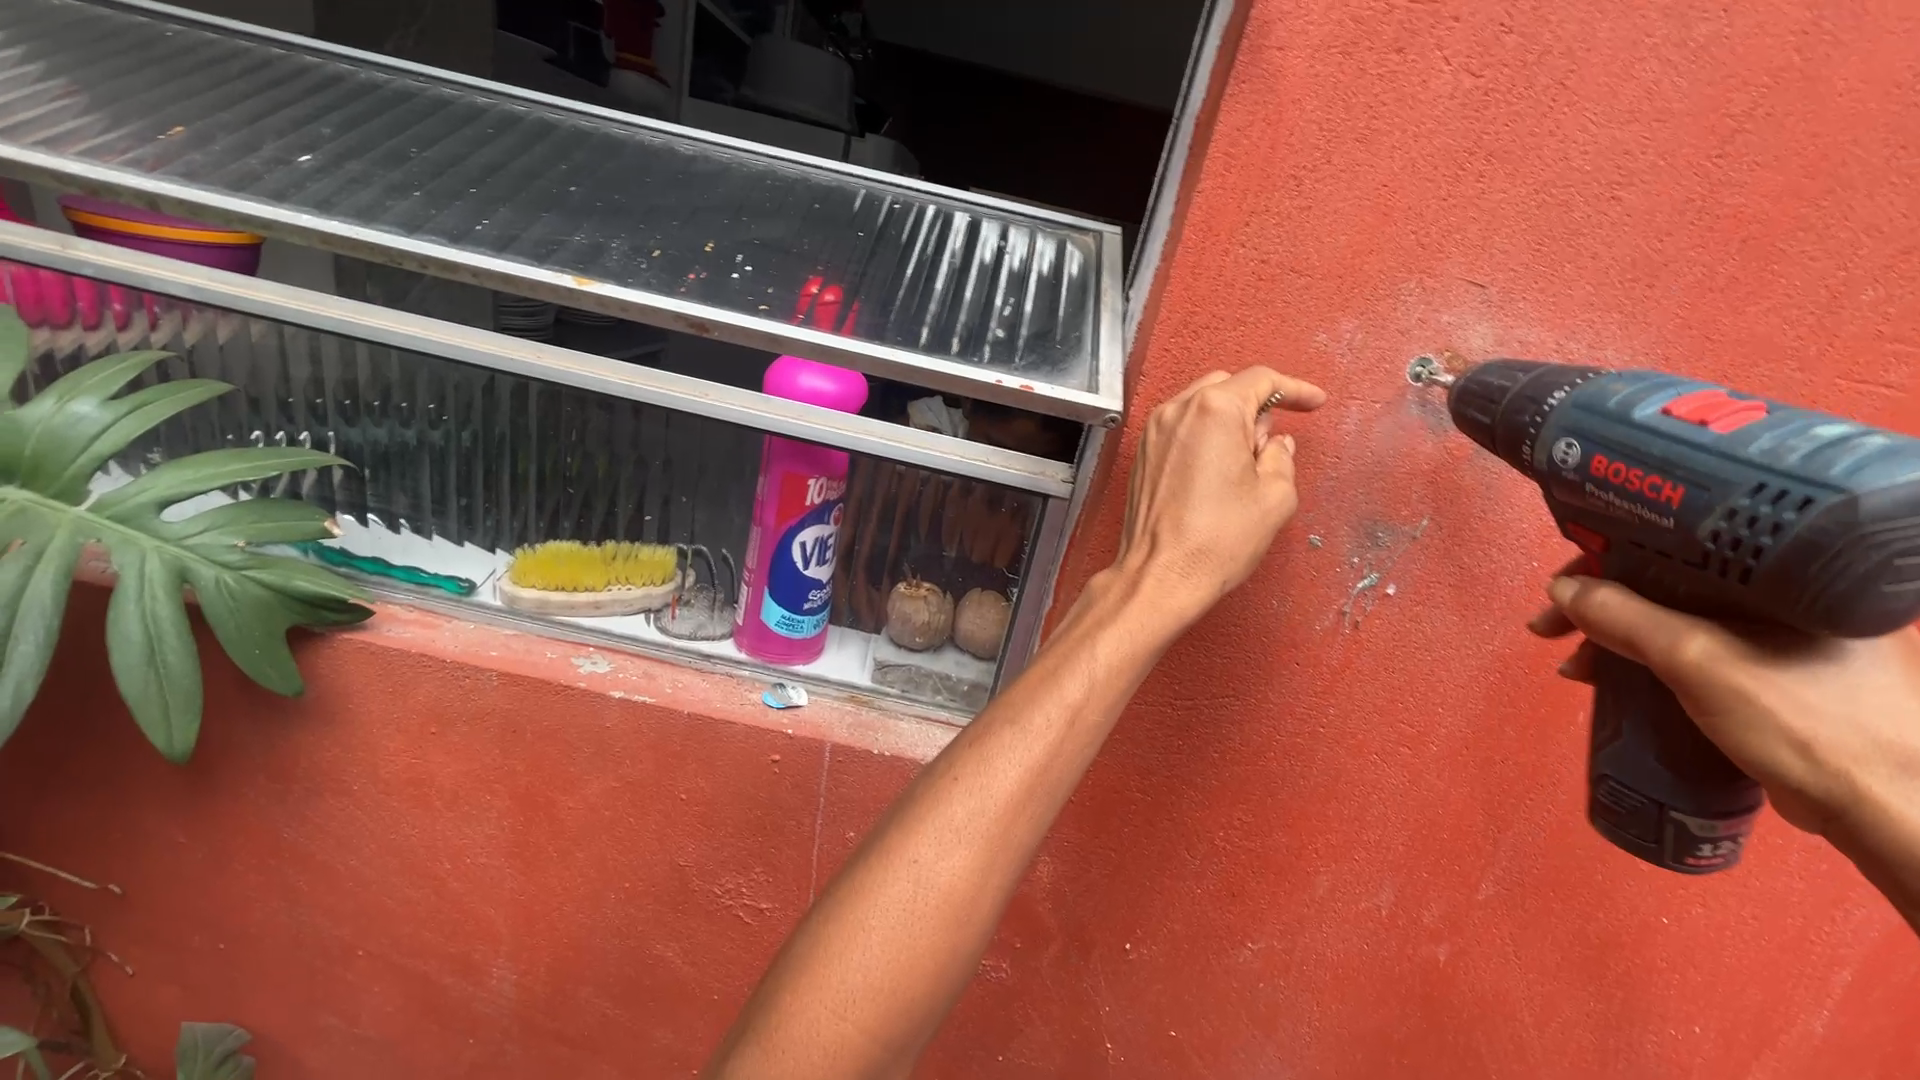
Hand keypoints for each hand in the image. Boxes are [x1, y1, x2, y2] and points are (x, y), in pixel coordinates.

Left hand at [1114, 367, 1326, 629]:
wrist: (1161, 576)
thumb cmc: (1213, 542)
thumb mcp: (1275, 497)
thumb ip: (1282, 458)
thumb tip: (1276, 446)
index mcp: (1214, 410)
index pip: (1261, 380)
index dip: (1294, 389)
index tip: (1313, 402)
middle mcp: (1177, 412)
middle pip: (1227, 387)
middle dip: (1258, 407)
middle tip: (1273, 444)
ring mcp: (1154, 433)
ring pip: (1201, 407)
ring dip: (1229, 423)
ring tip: (1245, 466)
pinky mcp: (1143, 456)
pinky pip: (1180, 429)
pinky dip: (1203, 438)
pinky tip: (1216, 474)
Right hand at [1529, 574, 1919, 845]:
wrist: (1886, 810)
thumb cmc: (1806, 723)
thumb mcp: (1699, 661)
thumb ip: (1626, 618)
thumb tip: (1561, 589)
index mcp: (1783, 575)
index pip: (1674, 545)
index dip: (1606, 559)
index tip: (1561, 587)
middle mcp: (1783, 598)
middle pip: (1665, 584)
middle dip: (1599, 607)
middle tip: (1550, 632)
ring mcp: (1779, 639)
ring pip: (1672, 620)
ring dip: (1613, 639)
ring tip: (1576, 669)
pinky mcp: (1770, 675)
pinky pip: (1688, 651)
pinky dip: (1643, 661)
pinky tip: (1613, 679)